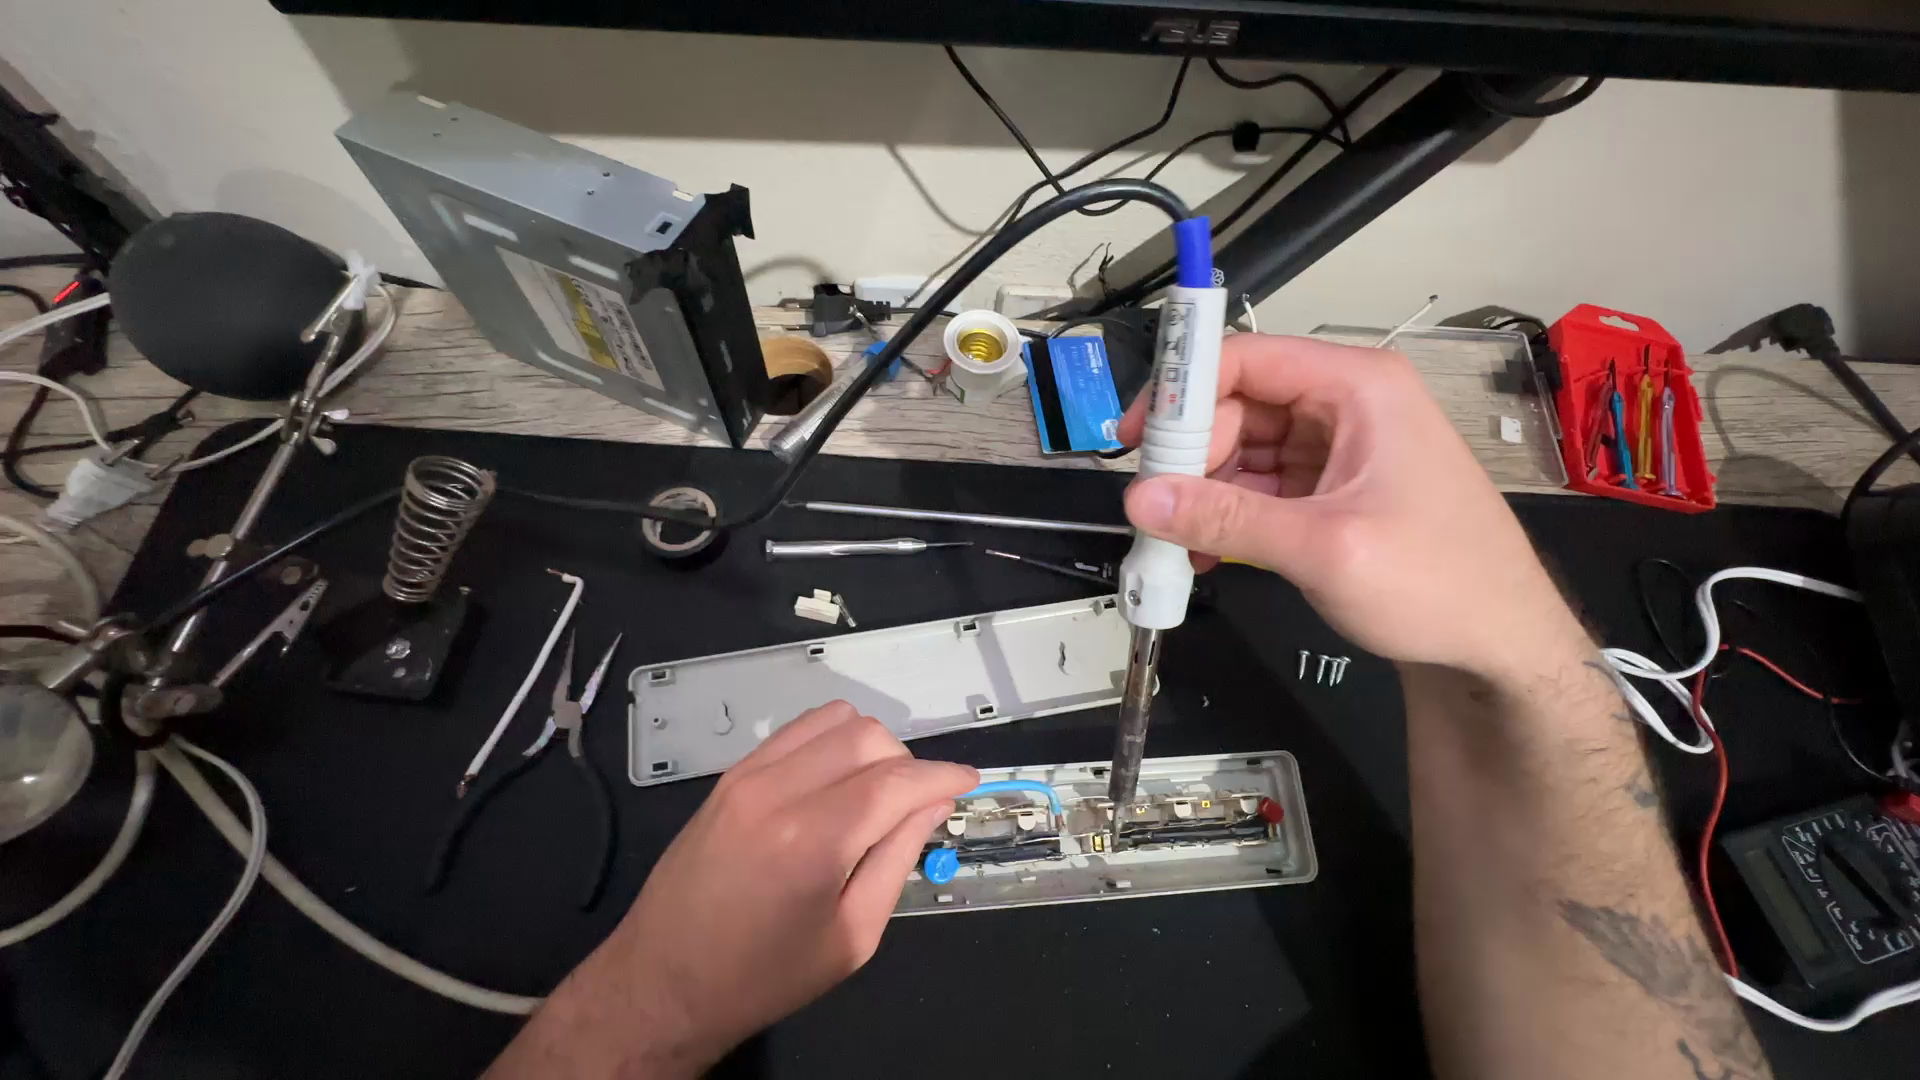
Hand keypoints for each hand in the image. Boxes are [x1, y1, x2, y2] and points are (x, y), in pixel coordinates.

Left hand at [484, 702, 976, 1079]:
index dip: (942, 776)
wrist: (663, 981)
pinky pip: (799, 728)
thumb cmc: (765, 974)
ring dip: (870, 745)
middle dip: (907, 762)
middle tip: (915, 803)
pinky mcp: (732, 773)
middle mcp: (778, 791)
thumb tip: (932, 803)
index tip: (967, 781)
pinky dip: (832, 740)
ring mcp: (749, 774)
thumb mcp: (852, 936)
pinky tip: (836, 778)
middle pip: (868, 737)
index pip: (896, 781)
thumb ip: (898, 859)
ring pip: (835, 719)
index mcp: (812, 842)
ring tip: (874, 790)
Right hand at [1119, 334, 1586, 677]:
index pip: (1246, 358)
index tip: (1134, 441)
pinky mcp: (1325, 488)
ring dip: (1203, 493)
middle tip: (1157, 509)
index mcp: (1357, 388)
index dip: (1180, 390)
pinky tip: (1206, 553)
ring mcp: (1334, 448)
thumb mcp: (1323, 548)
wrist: (1499, 647)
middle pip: (1235, 406)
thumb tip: (1137, 499)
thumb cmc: (1436, 585)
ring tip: (1178, 542)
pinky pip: (1255, 485)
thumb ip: (1226, 519)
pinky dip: (1225, 514)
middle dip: (1190, 456)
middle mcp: (1343, 405)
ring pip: (1238, 449)